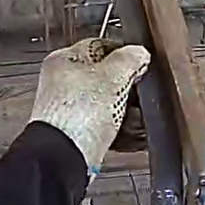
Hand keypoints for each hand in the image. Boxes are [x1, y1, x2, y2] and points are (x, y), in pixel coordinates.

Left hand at [31, 38, 151, 167]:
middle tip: (142, 93)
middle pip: (103, 79)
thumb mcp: (112, 76)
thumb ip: (129, 59)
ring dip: (127, 112)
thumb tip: (138, 53)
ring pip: (105, 106)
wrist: (64, 157)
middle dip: (127, 88)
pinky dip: (121, 132)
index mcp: (64, 61)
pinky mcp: (75, 136)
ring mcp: (68, 112)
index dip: (123, 54)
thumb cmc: (78, 115)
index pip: (99, 47)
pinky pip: (103, 129)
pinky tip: (134, 136)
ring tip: (142, 117)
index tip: (140, 62)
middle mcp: (62, 86)